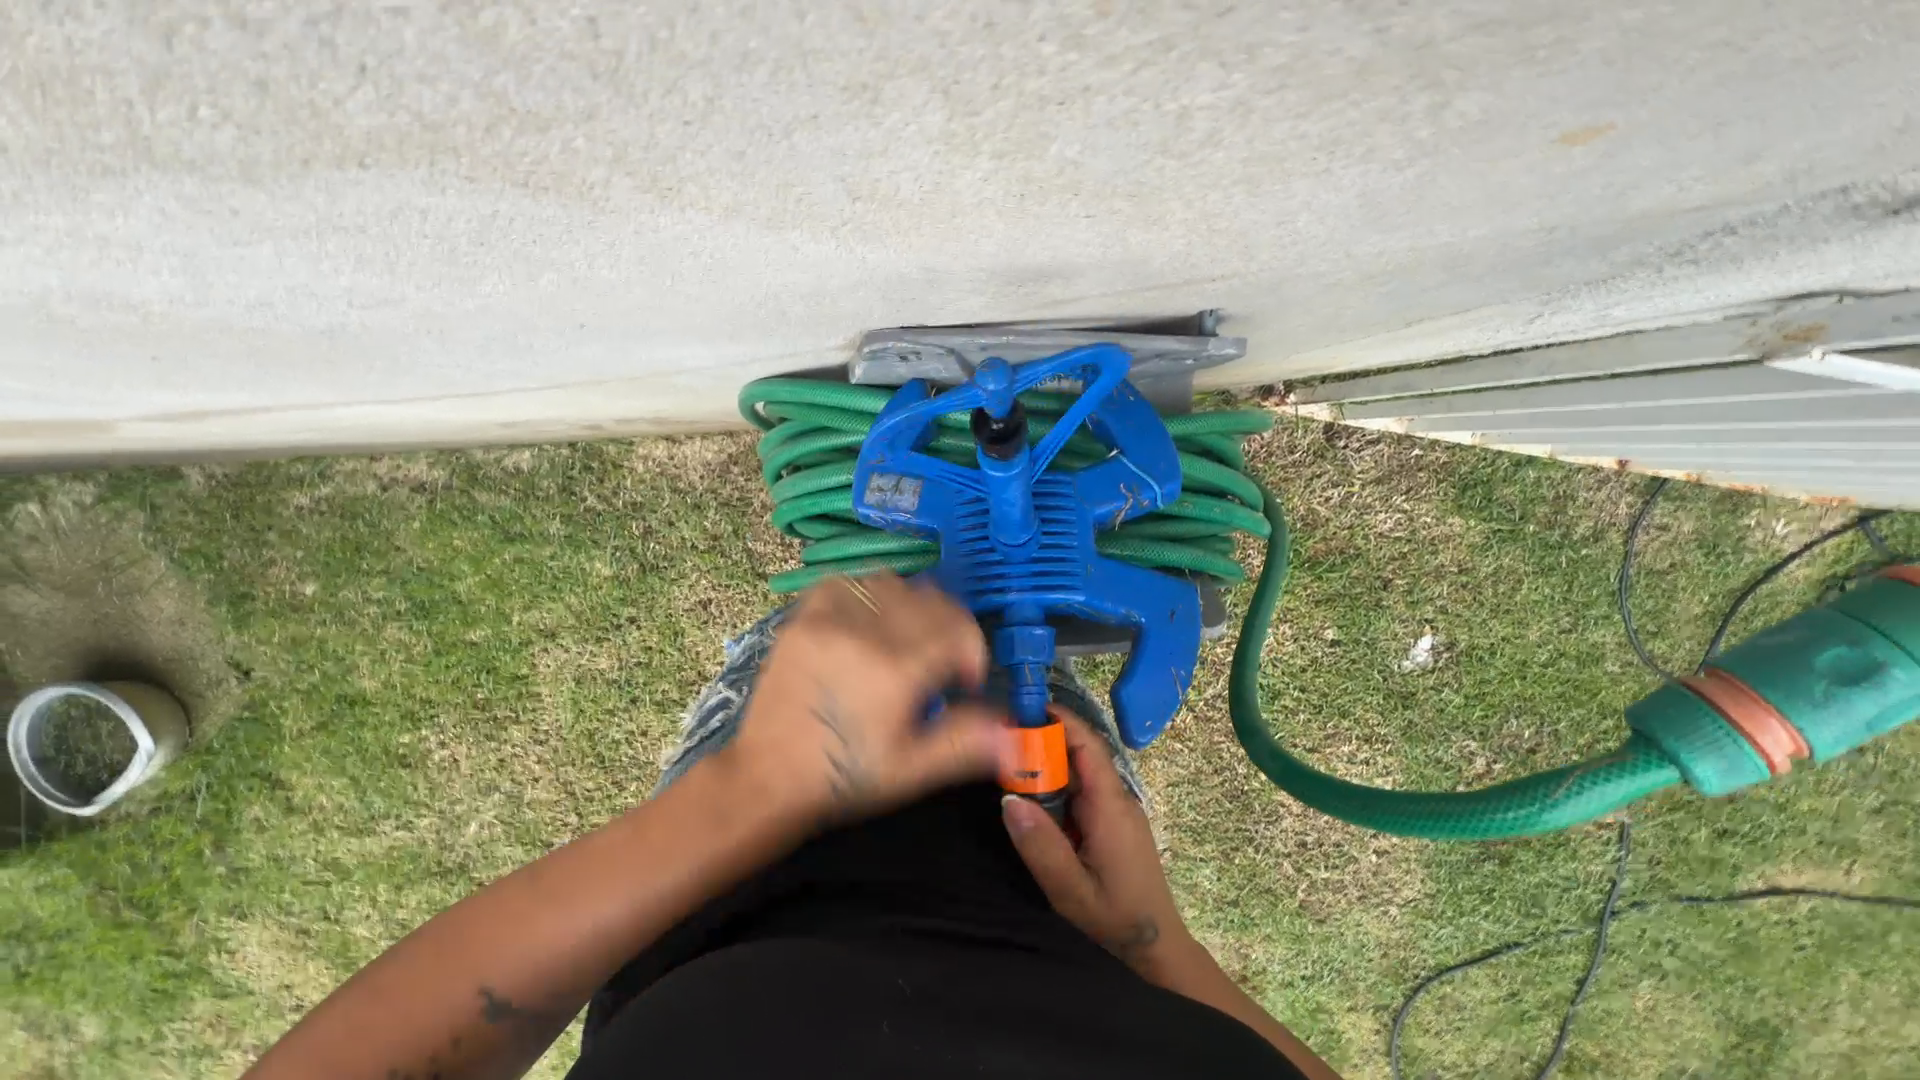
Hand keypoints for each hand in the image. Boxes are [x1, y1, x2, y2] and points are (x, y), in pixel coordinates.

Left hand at [713, 574, 1010, 825]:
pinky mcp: (801, 618)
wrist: (767, 778)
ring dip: (912, 605)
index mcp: (895, 672)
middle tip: (941, 662)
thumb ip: (965, 744)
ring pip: (892, 584)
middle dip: (949, 627)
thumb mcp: (911, 771)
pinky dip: (867, 591)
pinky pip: (845, 581)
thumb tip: (1016, 735)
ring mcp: (827, 620)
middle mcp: (864, 634)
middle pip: (930, 602)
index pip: (957, 631)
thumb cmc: (845, 777)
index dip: (973, 651)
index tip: (964, 679)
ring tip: (907, 638)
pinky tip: (871, 618)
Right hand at [1001, 710, 1195, 979]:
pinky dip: (1058, 787)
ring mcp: (1118, 812)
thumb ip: (1040, 846)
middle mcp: (1118, 800)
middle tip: (1003, 739)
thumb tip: (1008, 799)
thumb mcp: (1070, 890)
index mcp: (1111, 807)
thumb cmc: (1116, 919)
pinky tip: (1034, 799)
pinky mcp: (1114, 825)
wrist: (1157, 948)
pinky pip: (1084, 793)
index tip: (1025, 709)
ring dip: (1050, 766)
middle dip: (1046, 742)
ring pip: (1082, 774)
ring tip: (1010, 764)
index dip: (1061, 722)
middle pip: (1082, 755)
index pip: (1089, 747)